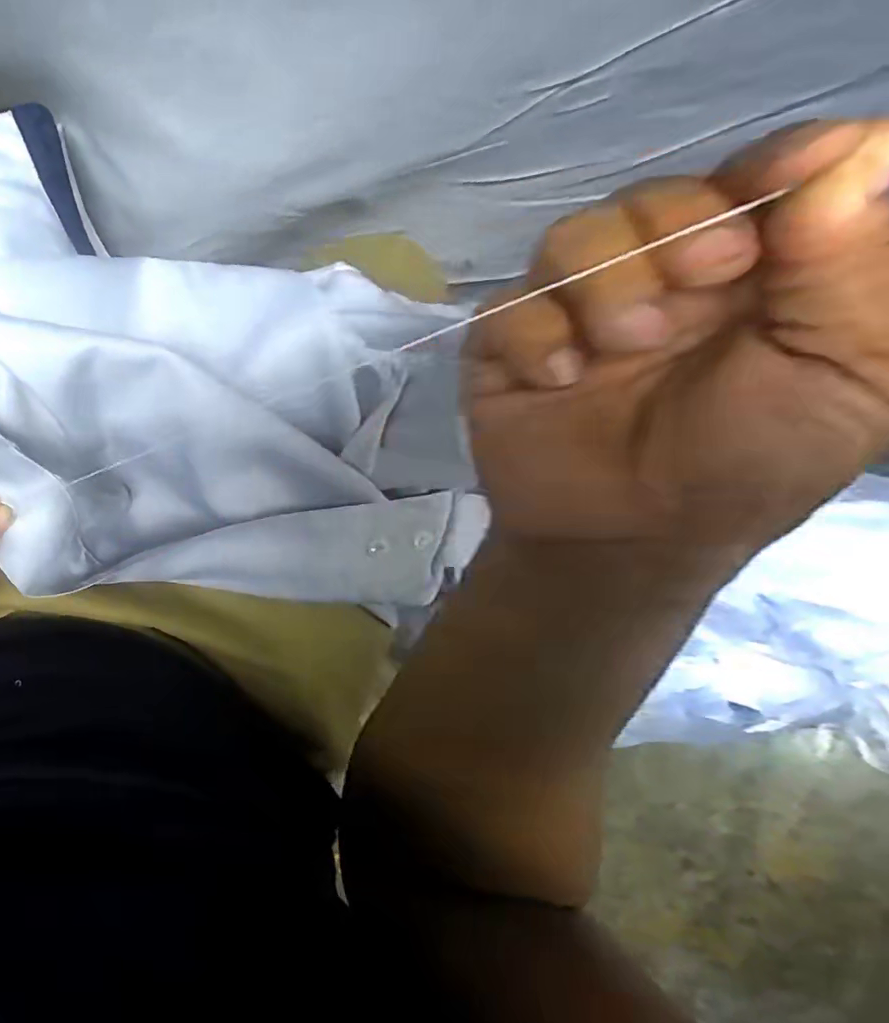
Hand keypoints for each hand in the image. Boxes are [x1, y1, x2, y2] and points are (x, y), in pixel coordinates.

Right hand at [466, 120, 888, 556]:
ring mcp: (574, 312)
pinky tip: (557, 380)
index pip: (765, 172)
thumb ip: (850, 269)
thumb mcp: (845, 369)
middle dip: (675, 228)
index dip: (774, 161)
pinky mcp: (503, 350)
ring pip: (568, 239)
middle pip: (652, 196)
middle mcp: (662, 276)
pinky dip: (531, 338)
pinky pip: (503, 310)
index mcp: (763, 267)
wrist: (626, 534)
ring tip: (624, 346)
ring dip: (600, 284)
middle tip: (705, 283)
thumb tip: (850, 157)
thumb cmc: (750, 459)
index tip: (783, 177)